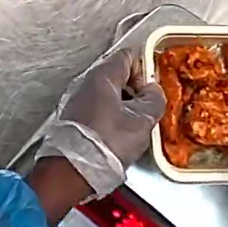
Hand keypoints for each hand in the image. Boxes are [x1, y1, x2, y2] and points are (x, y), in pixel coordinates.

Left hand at [35, 48, 166, 197]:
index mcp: (102, 75)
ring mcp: (79, 100)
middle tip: (148, 110)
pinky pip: (100, 110)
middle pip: (119, 76)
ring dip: (125, 107)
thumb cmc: (107, 140)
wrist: (73, 169)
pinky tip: (120, 135)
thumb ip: (153, 99)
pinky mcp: (75, 118)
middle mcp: (86, 83)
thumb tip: (154, 90)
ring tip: (136, 126)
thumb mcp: (142, 119)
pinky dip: (112, 118)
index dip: (145, 69)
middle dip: (136, 91)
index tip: (153, 89)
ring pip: (110, 95)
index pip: (128, 57)